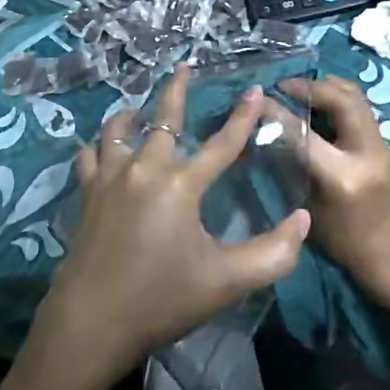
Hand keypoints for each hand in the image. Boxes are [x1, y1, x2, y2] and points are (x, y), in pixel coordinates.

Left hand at [30, 65, 310, 389]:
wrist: (94, 321)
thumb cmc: (164, 301)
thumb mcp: (227, 281)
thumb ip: (273, 252)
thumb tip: (302, 218)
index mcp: (180, 186)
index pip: (222, 144)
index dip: (242, 117)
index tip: (254, 90)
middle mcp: (143, 169)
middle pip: (162, 119)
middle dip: (176, 90)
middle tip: (183, 68)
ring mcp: (109, 178)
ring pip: (117, 129)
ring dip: (131, 114)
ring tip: (139, 108)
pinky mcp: (86, 193)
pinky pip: (89, 155)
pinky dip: (98, 145)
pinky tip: (102, 147)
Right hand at [270, 76, 389, 310]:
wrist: (381, 246)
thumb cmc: (334, 233)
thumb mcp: (302, 198)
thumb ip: (287, 160)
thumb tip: (261, 124)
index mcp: (342, 176)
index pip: (305, 132)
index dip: (277, 111)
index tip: (256, 100)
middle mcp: (366, 153)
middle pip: (342, 99)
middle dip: (309, 86)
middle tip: (281, 87)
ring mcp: (380, 143)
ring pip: (354, 95)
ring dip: (324, 85)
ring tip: (297, 90)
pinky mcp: (381, 139)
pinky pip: (358, 103)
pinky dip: (335, 94)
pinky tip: (315, 100)